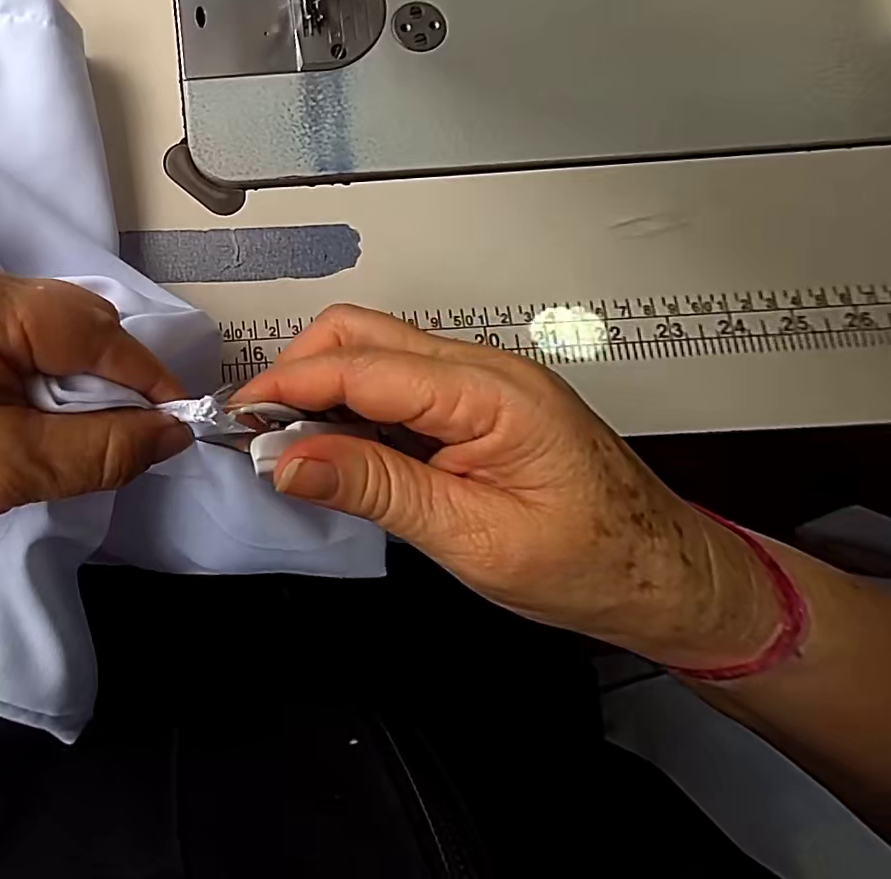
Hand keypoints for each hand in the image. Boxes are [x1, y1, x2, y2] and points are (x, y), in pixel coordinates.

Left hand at [0, 262, 192, 602]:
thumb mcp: (6, 466)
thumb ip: (99, 448)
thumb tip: (173, 434)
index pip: (88, 324)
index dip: (142, 373)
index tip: (179, 422)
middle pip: (69, 324)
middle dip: (105, 382)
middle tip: (121, 442)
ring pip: (46, 339)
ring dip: (73, 388)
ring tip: (73, 441)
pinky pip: (16, 351)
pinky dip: (41, 387)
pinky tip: (36, 426)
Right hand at [238, 305, 780, 670]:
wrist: (673, 579)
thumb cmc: (596, 564)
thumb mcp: (471, 536)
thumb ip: (372, 488)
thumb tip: (286, 460)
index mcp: (490, 396)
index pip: (356, 366)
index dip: (283, 385)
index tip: (237, 418)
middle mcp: (479, 370)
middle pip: (352, 332)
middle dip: (292, 372)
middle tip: (261, 427)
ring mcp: (471, 378)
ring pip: (360, 347)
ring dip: (312, 385)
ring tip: (291, 439)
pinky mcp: (461, 396)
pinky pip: (379, 376)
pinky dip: (338, 401)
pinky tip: (331, 441)